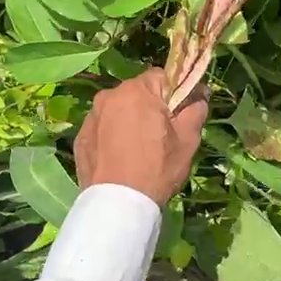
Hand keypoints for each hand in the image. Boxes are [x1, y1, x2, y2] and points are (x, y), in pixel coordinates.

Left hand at [74, 69, 207, 206]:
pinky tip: (121, 158)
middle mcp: (109, 96)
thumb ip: (196, 111)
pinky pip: (103, 129)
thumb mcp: (188, 140)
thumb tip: (200, 96)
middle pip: (138, 93)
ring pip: (118, 110)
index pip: (162, 76)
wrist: (118, 204)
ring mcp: (91, 117)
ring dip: (130, 121)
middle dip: (151, 107)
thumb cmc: (157, 167)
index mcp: (137, 91)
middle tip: (162, 134)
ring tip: (139, 149)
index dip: (176, 92)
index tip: (182, 112)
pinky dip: (112, 137)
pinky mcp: (80, 138)